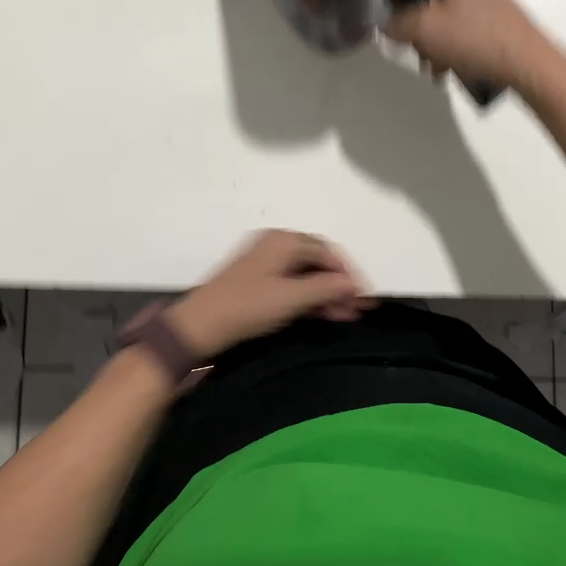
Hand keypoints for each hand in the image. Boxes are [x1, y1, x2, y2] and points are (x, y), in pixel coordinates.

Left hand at [167, 230, 374, 359]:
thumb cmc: (247, 307)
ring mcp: (264, 260)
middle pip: (317, 261)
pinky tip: (320, 314)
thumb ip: (325, 288)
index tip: (366, 299)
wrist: (200, 325)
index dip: (349, 275)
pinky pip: (291, 281)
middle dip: (339, 285)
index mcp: (284, 240)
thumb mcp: (291, 298)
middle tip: (357, 311)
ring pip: (305, 273)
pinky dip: (307, 296)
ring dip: (325, 293)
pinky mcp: (256, 278)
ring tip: (343, 317)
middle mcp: (275, 243)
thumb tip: (353, 284)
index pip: (328, 252)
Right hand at [385, 0, 551, 86]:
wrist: (527, 62)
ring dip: (433, 38)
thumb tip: (384, 23)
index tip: (392, 13)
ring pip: (443, 8)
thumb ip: (396, 22)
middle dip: (417, 23)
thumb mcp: (423, 30)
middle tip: (417, 49)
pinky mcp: (496, 7)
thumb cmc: (472, 38)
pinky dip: (452, 38)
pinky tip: (449, 65)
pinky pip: (461, 17)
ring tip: (434, 66)